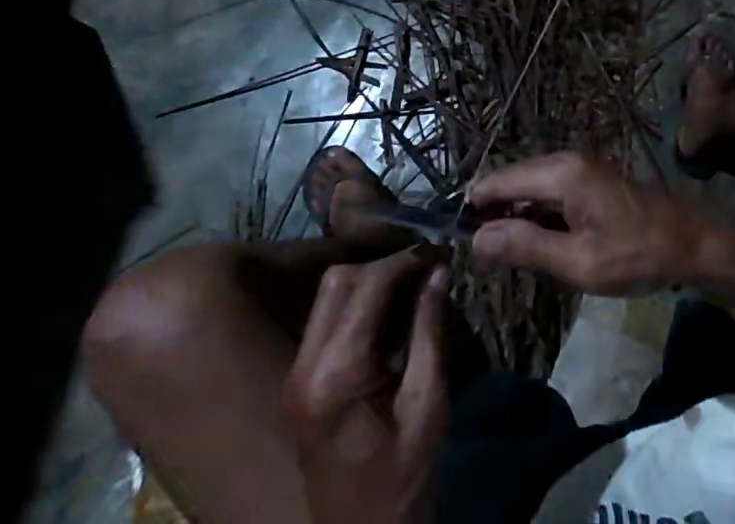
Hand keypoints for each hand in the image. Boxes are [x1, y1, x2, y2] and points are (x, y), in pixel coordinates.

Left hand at [283, 249, 449, 523]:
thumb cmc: (404, 481)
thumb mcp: (428, 406)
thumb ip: (430, 333)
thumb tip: (438, 273)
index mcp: (335, 376)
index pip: (366, 289)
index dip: (403, 261)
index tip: (437, 252)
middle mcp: (304, 365)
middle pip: (337, 282)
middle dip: (383, 264)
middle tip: (426, 265)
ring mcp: (296, 371)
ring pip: (328, 293)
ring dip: (370, 277)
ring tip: (412, 279)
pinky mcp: (299, 377)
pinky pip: (326, 316)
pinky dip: (359, 299)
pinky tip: (391, 305)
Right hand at [468, 152, 716, 295]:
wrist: (693, 246)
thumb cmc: (637, 256)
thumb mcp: (578, 262)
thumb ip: (525, 246)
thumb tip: (476, 238)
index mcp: (561, 173)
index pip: (498, 181)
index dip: (473, 207)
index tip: (456, 238)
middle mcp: (566, 161)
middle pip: (512, 182)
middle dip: (492, 215)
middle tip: (482, 259)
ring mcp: (580, 168)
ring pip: (530, 188)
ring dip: (514, 217)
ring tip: (503, 257)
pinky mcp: (590, 180)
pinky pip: (549, 192)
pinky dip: (537, 215)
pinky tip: (537, 244)